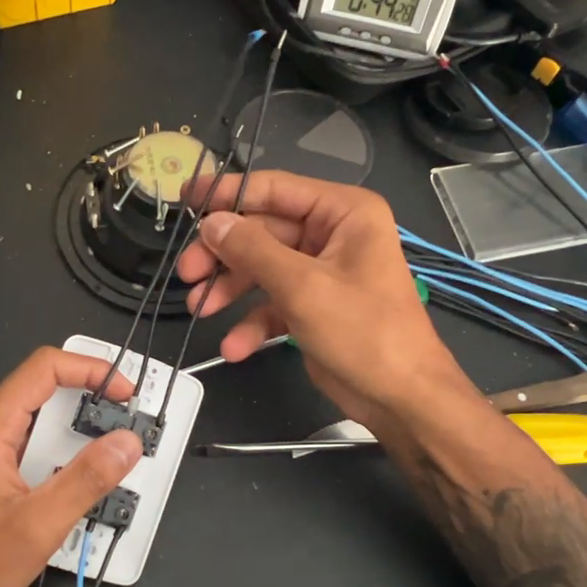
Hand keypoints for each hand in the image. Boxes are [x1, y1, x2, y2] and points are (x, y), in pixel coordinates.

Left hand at [0, 348, 143, 586]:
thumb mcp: (38, 525)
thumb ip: (86, 479)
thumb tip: (127, 442)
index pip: (44, 368)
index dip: (90, 369)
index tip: (124, 393)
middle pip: (45, 391)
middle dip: (90, 401)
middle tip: (126, 427)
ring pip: (42, 425)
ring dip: (79, 435)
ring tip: (110, 460)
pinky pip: (35, 452)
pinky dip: (65, 459)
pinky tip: (81, 486)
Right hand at [178, 170, 467, 429]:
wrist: (402, 397)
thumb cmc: (363, 332)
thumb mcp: (303, 287)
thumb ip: (252, 250)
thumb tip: (211, 222)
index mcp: (344, 213)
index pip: (275, 189)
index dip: (227, 193)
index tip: (184, 199)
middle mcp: (332, 235)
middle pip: (262, 232)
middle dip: (223, 255)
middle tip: (188, 273)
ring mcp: (321, 273)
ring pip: (261, 269)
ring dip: (229, 290)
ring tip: (200, 309)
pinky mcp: (312, 308)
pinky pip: (272, 304)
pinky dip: (251, 324)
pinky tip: (235, 348)